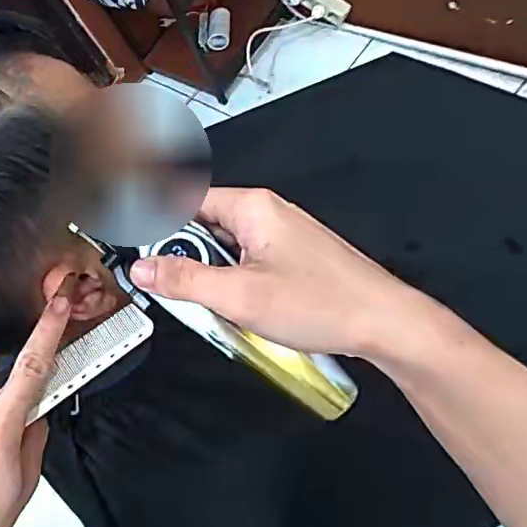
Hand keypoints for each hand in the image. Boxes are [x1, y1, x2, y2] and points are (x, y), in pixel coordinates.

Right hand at [129, 187, 446, 360]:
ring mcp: (277, 236)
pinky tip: (236, 309)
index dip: (155, 224)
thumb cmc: (329, 303)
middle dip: (183, 259)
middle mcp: (265, 214)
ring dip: (207, 276)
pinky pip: (241, 262)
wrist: (387, 326)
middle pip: (200, 227)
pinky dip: (230, 284)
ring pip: (220, 249)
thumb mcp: (239, 295)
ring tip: (215, 305)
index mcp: (252, 207)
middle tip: (178, 289)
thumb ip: (183, 280)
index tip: (139, 249)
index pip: (184, 201)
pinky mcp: (286, 258)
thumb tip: (145, 269)